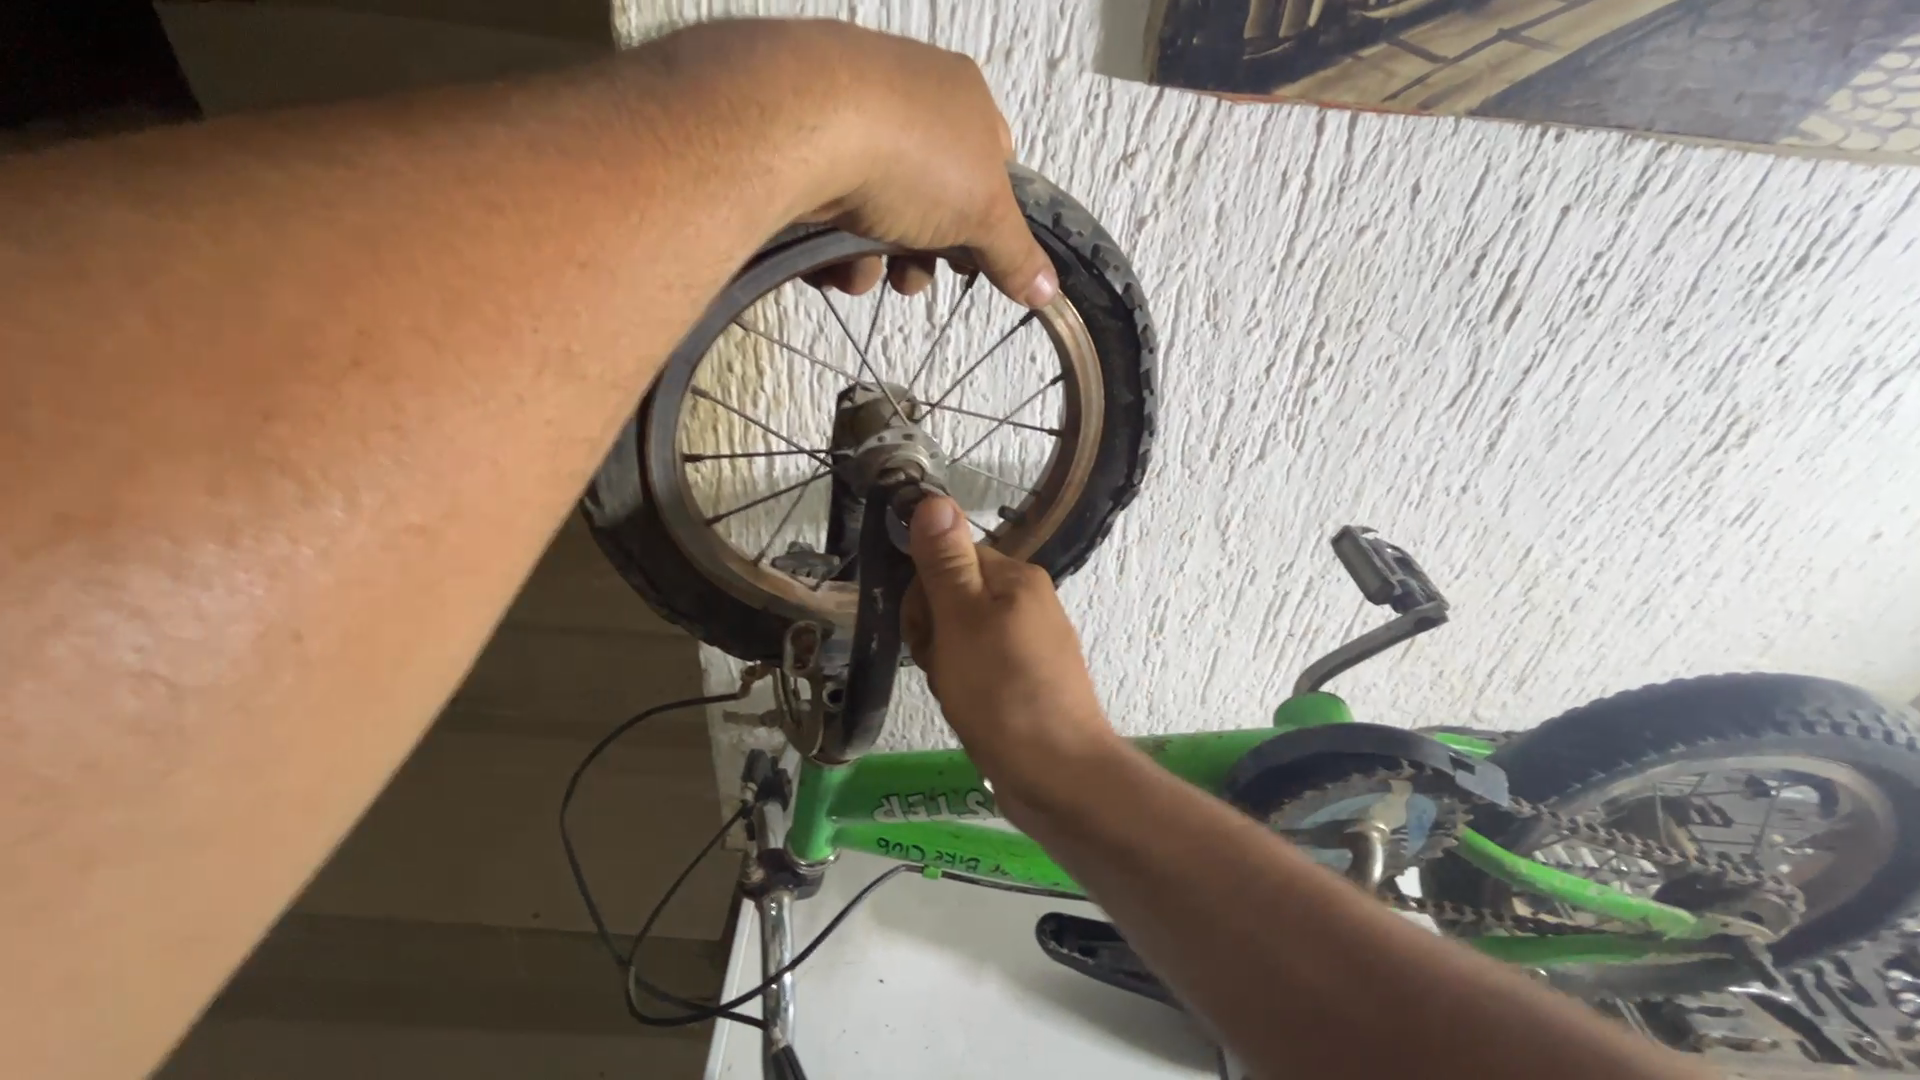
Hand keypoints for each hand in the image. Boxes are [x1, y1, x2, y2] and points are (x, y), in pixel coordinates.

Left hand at [637, 20, 1058, 306]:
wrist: (796, 124)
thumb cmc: (908, 154)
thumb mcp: (981, 214)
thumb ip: (1015, 255)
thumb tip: (1049, 291)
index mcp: (962, 98)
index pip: (991, 166)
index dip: (984, 223)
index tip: (970, 263)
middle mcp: (907, 98)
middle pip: (929, 198)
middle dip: (922, 254)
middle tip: (911, 280)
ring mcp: (849, 117)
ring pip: (875, 211)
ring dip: (873, 260)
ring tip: (861, 275)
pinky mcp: (799, 144)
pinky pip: (827, 207)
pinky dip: (829, 244)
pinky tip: (826, 262)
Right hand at [902, 496, 1120, 797]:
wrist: (1057, 775)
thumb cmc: (1003, 692)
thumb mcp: (962, 619)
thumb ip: (946, 561)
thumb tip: (933, 497)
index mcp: (1016, 577)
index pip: (948, 558)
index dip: (924, 595)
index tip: (927, 630)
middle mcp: (1027, 602)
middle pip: (951, 597)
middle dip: (933, 632)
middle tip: (944, 666)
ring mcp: (1029, 644)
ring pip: (959, 637)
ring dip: (944, 663)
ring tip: (957, 693)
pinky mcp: (1026, 681)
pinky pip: (977, 667)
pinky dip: (963, 685)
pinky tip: (968, 709)